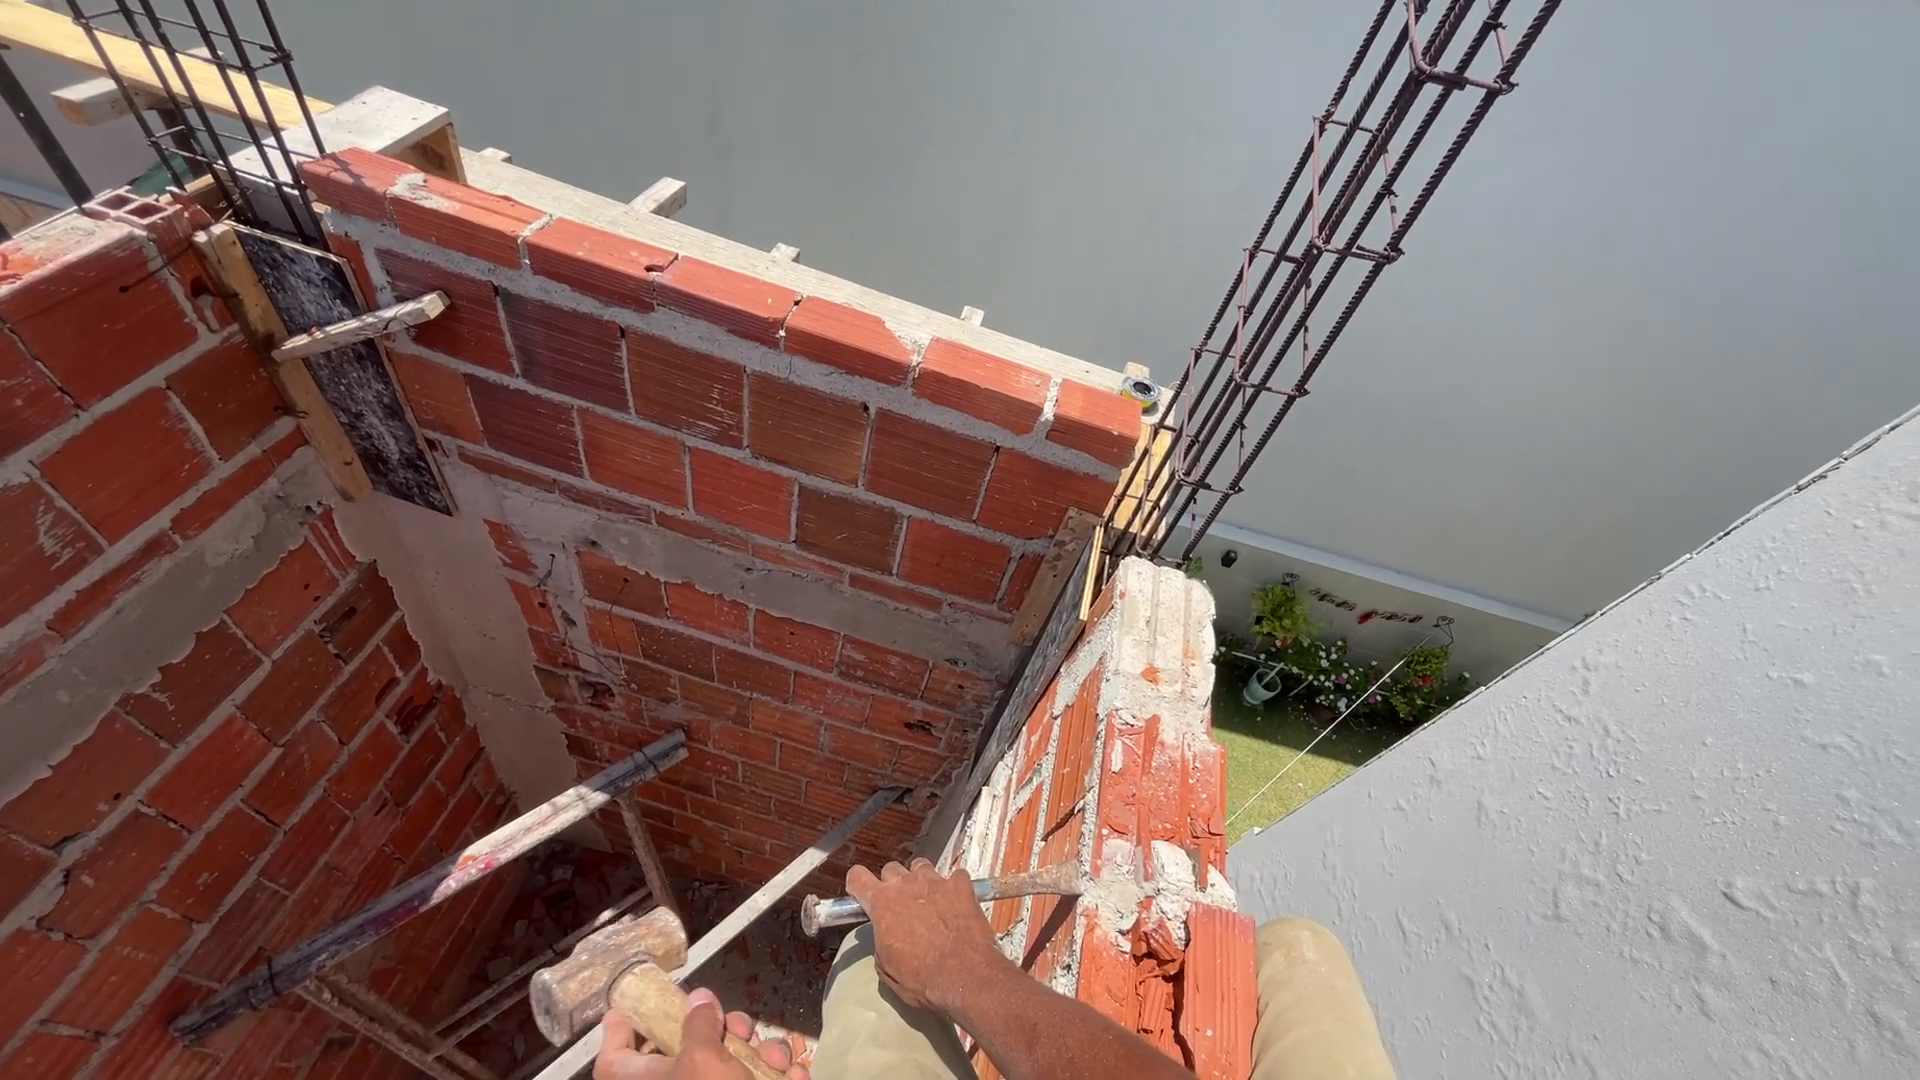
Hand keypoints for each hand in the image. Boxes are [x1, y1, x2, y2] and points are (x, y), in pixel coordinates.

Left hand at [592, 988, 807, 1079]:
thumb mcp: (704, 1060)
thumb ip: (699, 1023)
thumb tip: (698, 999)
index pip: (614, 1056)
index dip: (623, 1025)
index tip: (643, 998)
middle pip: (683, 1050)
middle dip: (720, 1031)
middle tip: (740, 1026)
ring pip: (725, 1064)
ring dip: (757, 1053)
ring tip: (775, 1058)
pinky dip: (771, 1075)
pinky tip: (791, 1075)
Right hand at [844, 859, 1008, 1012]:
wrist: (964, 976)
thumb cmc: (921, 979)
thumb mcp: (887, 968)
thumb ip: (881, 942)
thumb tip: (886, 936)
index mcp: (883, 903)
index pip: (858, 877)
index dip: (858, 883)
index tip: (861, 891)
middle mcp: (907, 884)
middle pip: (891, 869)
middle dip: (893, 884)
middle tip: (900, 905)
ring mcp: (935, 881)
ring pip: (921, 866)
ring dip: (921, 881)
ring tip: (928, 900)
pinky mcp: (961, 884)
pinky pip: (955, 877)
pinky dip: (954, 888)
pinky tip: (957, 904)